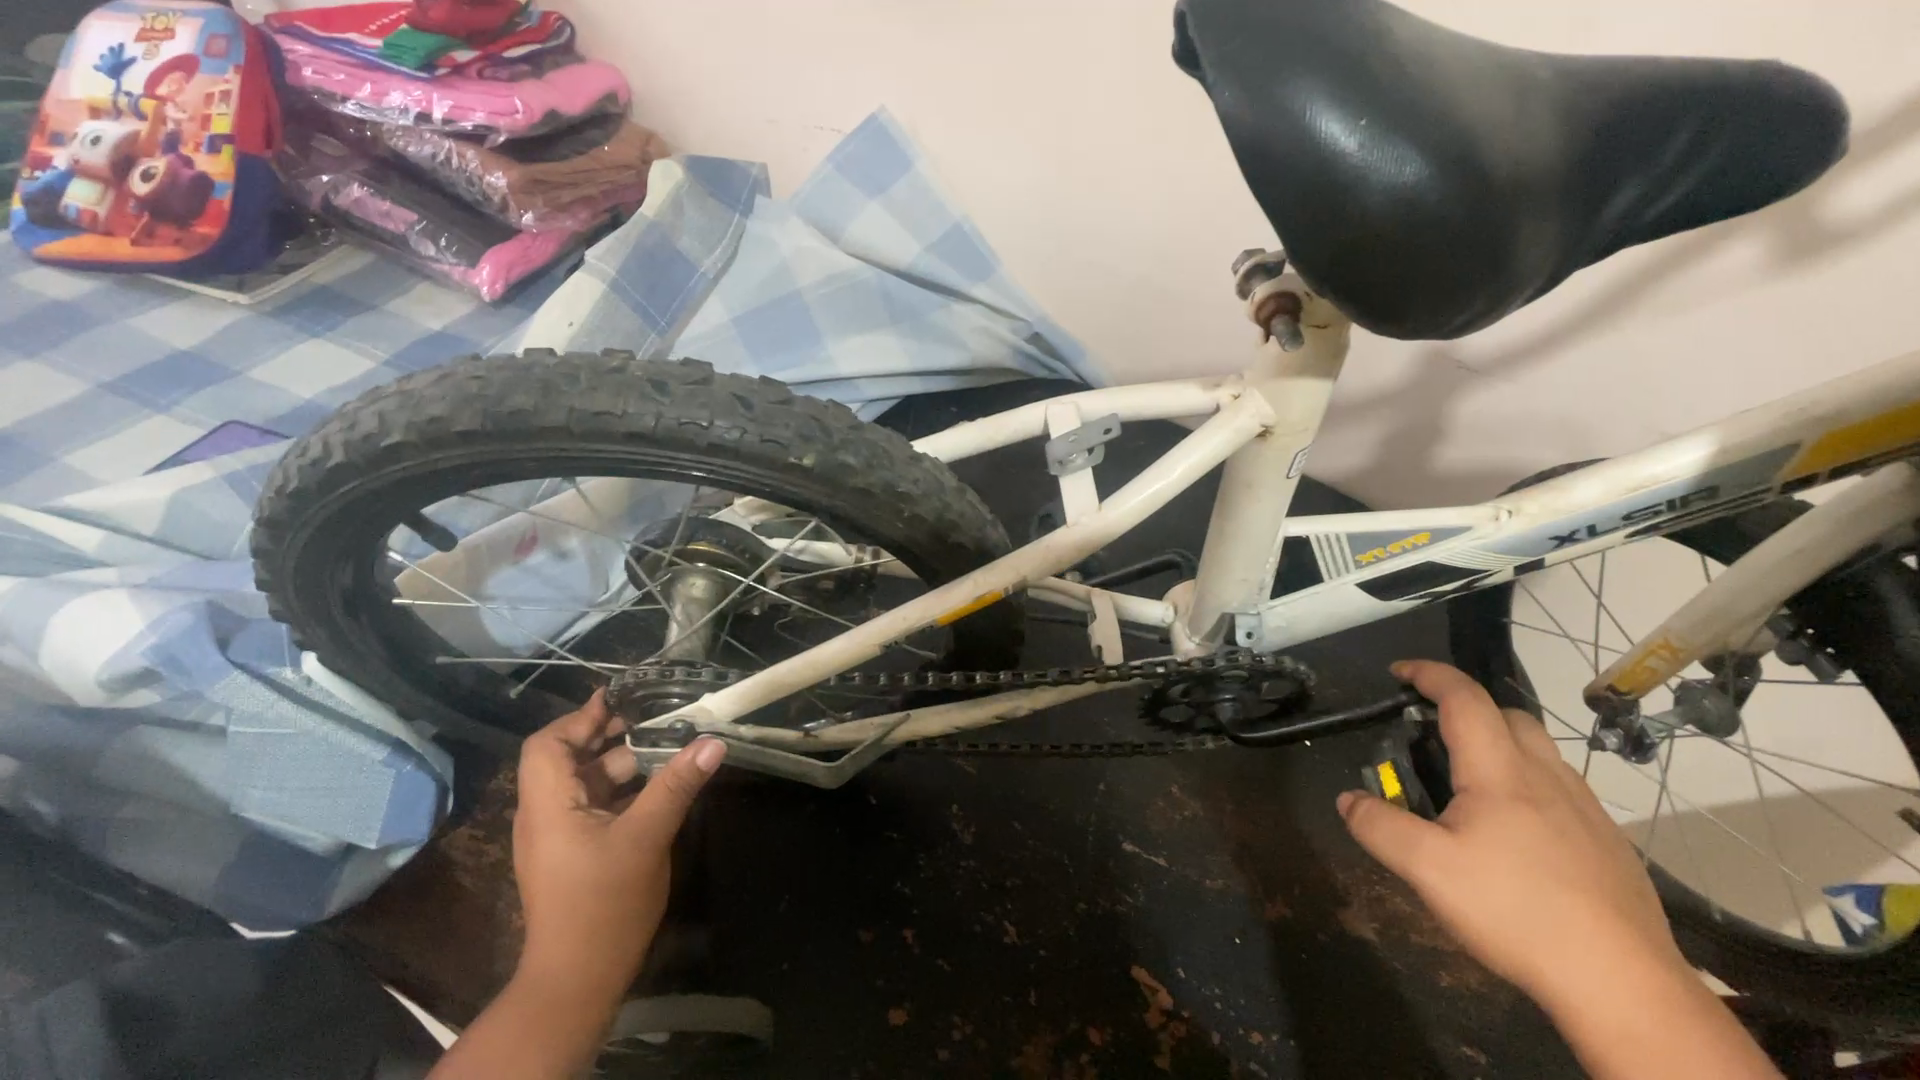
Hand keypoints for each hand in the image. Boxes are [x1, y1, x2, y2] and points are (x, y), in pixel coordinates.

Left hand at [511, 690, 725, 997]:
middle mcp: (543, 815)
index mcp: (548, 805)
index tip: (623, 702)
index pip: (548, 744)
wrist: (577, 980)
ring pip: (582, 785)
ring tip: (664, 753)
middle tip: (652, 722)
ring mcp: (556, 838)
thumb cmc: (605, 903)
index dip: (581, 717)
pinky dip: (619, 793)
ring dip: (619, 766)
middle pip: (565, 760)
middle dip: (607, 738)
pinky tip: (656, 792)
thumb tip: (711, 743)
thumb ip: (676, 786)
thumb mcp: (647, 838)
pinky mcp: (571, 856)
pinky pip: (591, 809)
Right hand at [1336, 661, 1687, 1009]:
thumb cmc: (1515, 912)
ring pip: (1540, 752)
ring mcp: (1586, 809)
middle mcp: (1547, 776)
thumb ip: (1378, 827)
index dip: (1429, 674)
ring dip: (1500, 744)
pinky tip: (1514, 832)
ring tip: (1467, 784)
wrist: (1621, 980)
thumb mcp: (1426, 870)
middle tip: (1429, 734)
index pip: (1464, 699)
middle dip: (1466, 708)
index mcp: (1500, 772)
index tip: (1399, 672)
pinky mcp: (1608, 842)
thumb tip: (1348, 799)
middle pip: (1508, 715)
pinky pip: (1561, 789)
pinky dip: (1527, 783)